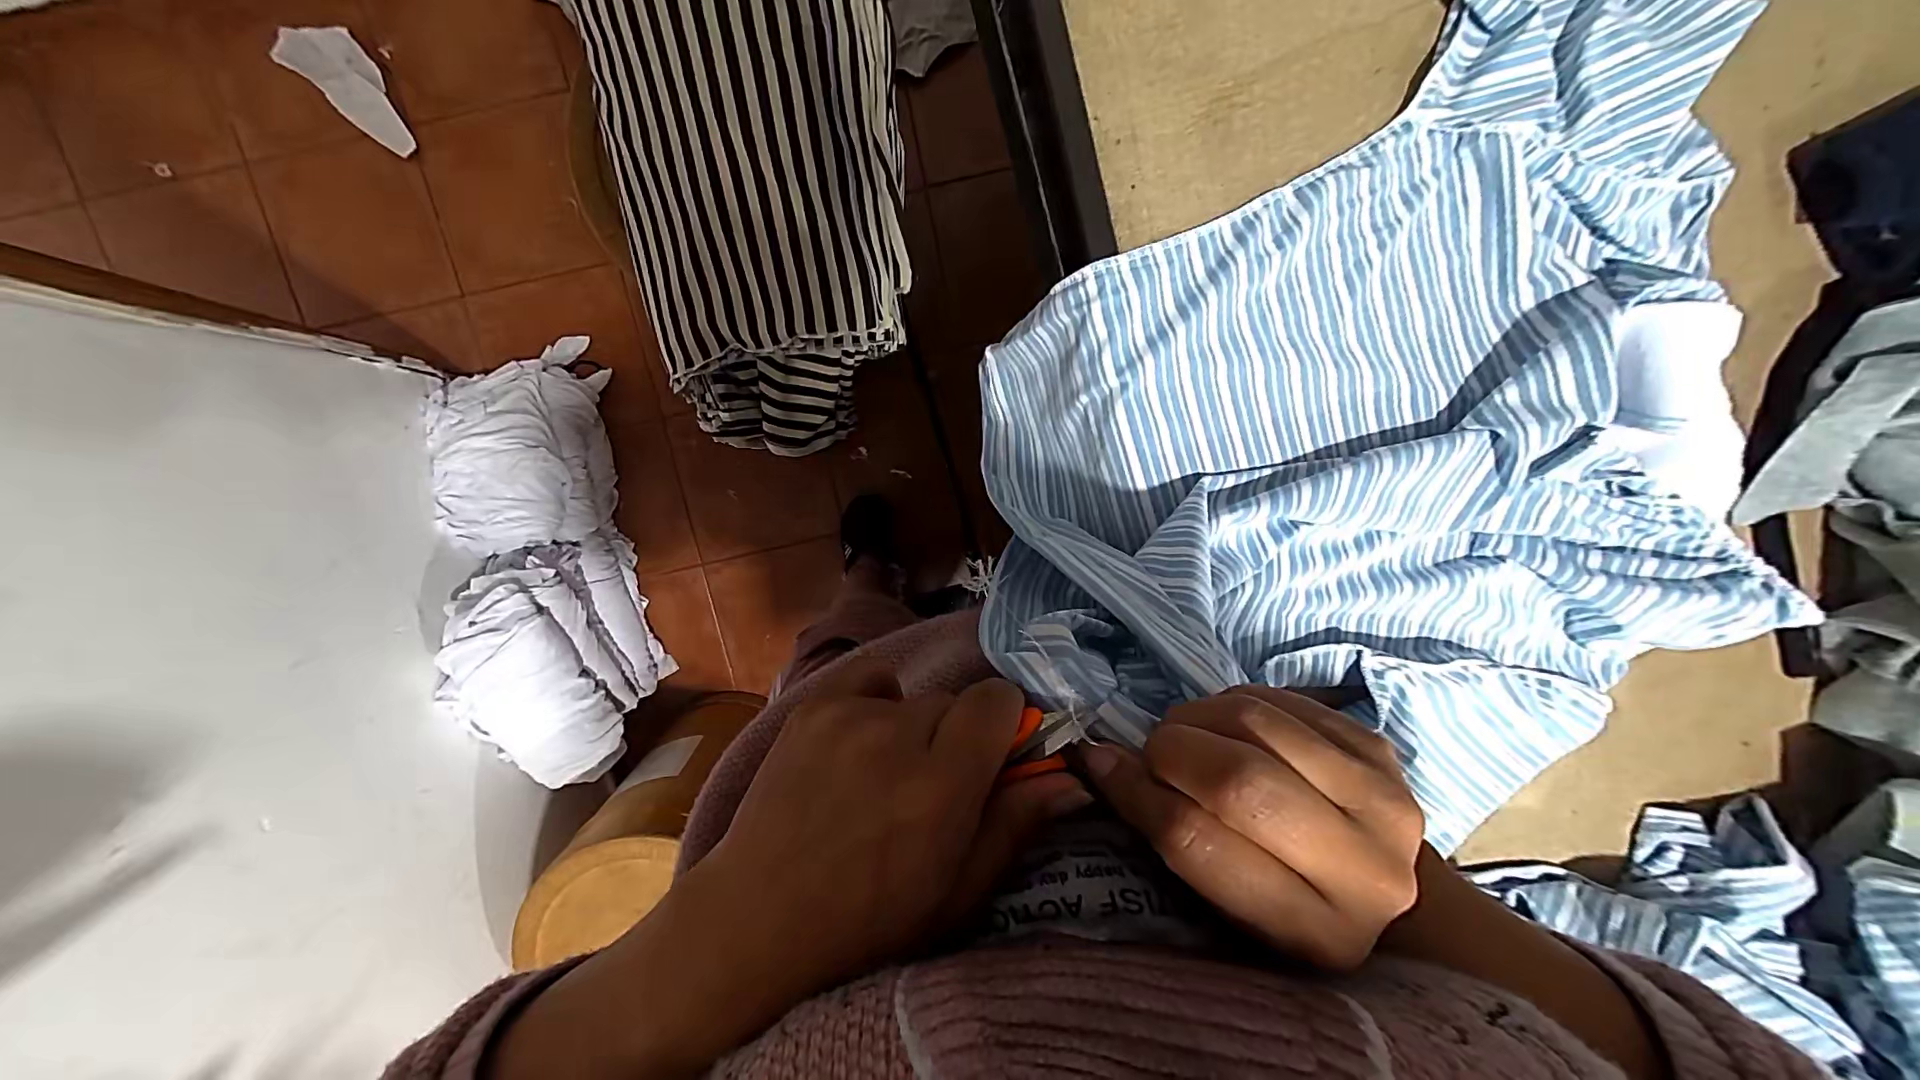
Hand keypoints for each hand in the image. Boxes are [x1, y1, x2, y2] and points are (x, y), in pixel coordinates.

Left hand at [696, 661, 1092, 994]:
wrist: (759, 920)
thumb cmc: (870, 921)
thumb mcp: (957, 891)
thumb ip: (1015, 822)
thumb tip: (1072, 779)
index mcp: (941, 784)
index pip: (997, 700)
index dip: (1005, 722)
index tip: (995, 754)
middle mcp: (896, 735)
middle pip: (956, 702)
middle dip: (957, 735)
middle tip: (933, 782)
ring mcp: (847, 715)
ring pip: (914, 697)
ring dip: (915, 727)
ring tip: (885, 773)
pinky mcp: (812, 707)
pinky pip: (870, 679)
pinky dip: (877, 701)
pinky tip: (862, 739)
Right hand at [1078, 686, 1421, 969]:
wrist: (1390, 897)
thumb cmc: (1287, 908)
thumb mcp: (1225, 904)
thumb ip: (1165, 832)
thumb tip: (1100, 757)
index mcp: (1309, 931)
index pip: (1197, 843)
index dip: (1135, 793)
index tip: (1102, 764)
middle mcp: (1361, 870)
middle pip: (1235, 779)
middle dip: (1169, 750)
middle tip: (1154, 752)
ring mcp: (1382, 800)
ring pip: (1256, 722)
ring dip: (1198, 716)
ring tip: (1188, 733)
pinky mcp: (1379, 749)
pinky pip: (1280, 699)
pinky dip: (1234, 701)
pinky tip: (1228, 723)